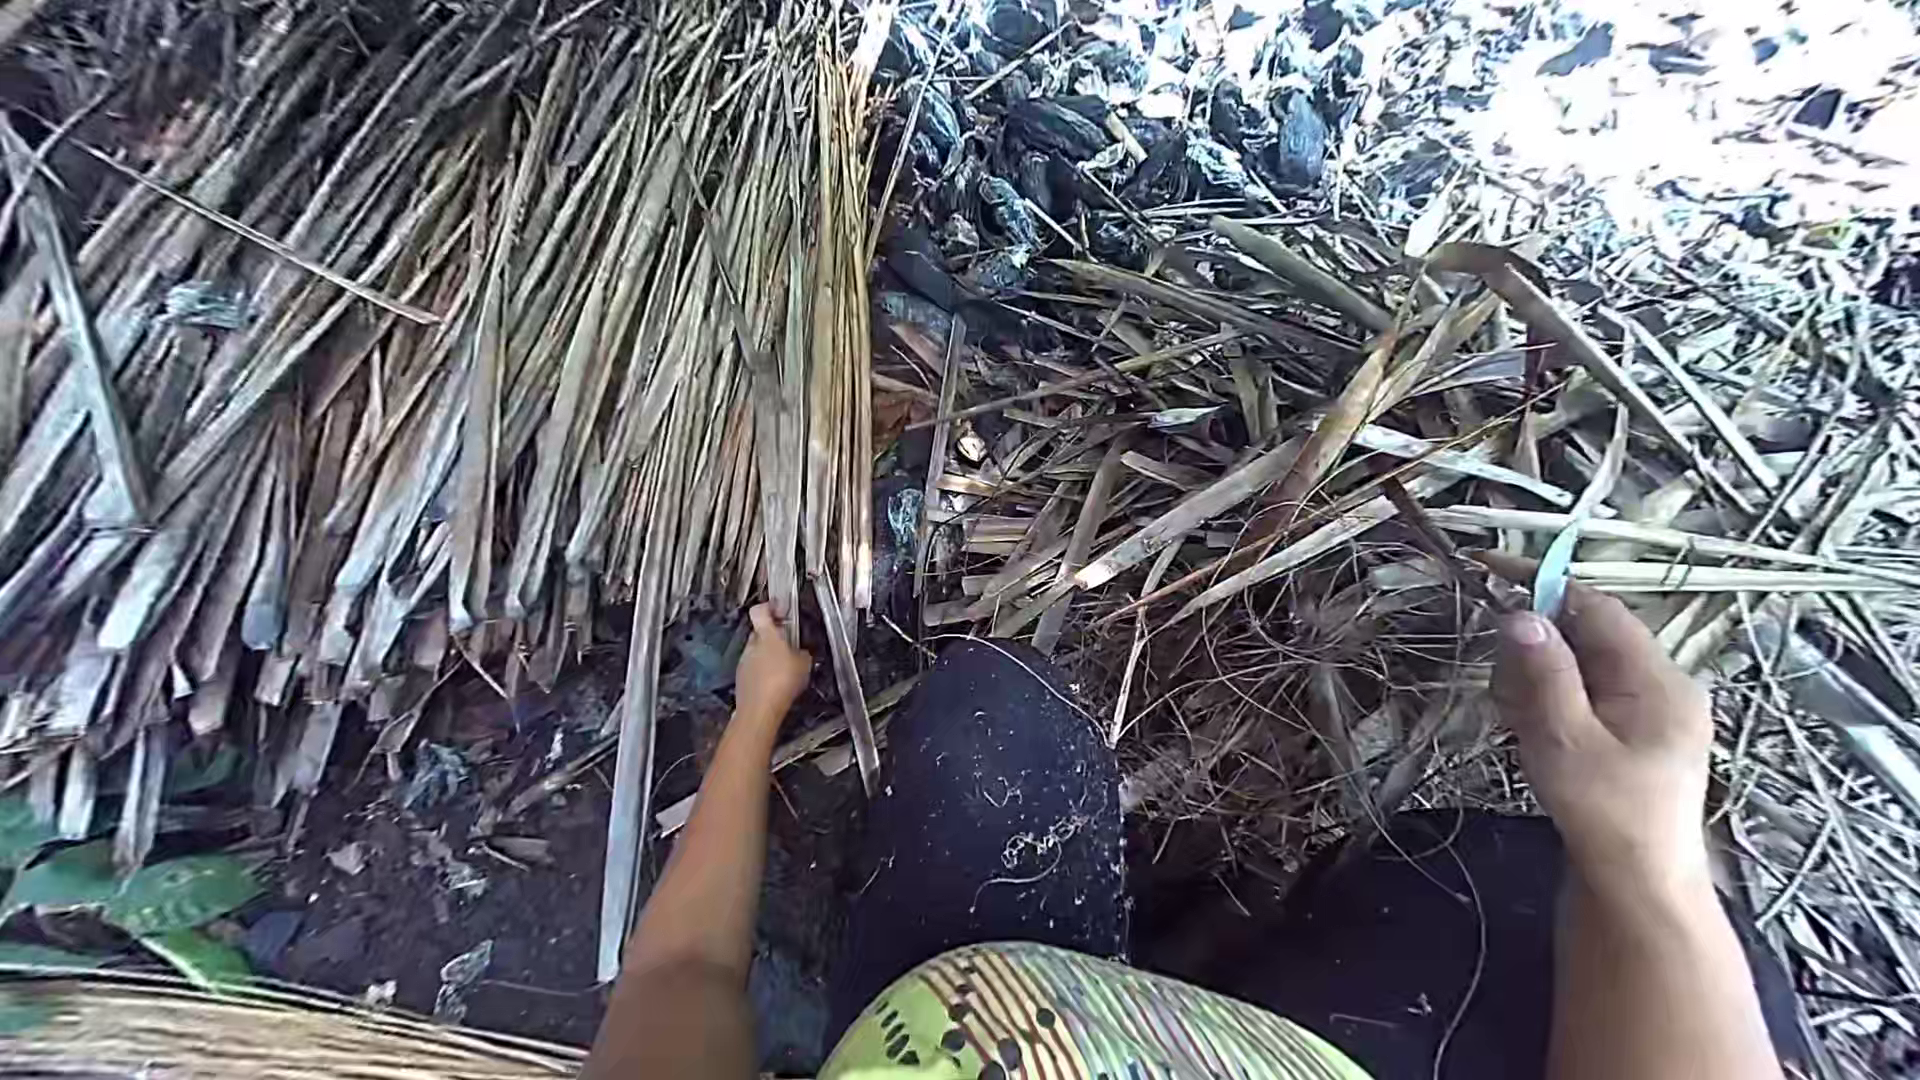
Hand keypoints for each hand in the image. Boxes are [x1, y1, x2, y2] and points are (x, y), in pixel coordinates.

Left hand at [733, 603, 810, 723]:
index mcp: (767, 636)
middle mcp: (751, 645)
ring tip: (785, 667)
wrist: (759, 710)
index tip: (782, 610)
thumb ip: (802, 653)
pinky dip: (763, 670)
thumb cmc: (783, 681)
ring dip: (768, 654)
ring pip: (756, 650)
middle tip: (790, 644)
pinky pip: (754, 667)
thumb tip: (799, 652)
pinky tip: (776, 682)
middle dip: (774, 635)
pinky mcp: (741, 678)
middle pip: (760, 632)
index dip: (770, 607)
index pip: (760, 610)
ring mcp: (744, 662)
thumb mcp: (804, 664)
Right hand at [1486, 569, 1713, 900]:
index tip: (1483, 564)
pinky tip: (1532, 728)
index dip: (1540, 578)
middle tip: (1507, 696)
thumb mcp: (1561, 734)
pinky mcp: (1626, 718)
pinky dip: (1539, 696)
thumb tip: (1519, 613)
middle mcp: (1656, 680)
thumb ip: (1543, 671)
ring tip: (1522, 723)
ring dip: (1529, 679)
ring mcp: (1643, 700)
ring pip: (1566, 658)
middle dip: (1527, 652)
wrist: (1633, 871)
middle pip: (1576, 632)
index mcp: (1654, 679)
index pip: (1593, 605)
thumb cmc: (1600, 803)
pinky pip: (1571, 684)